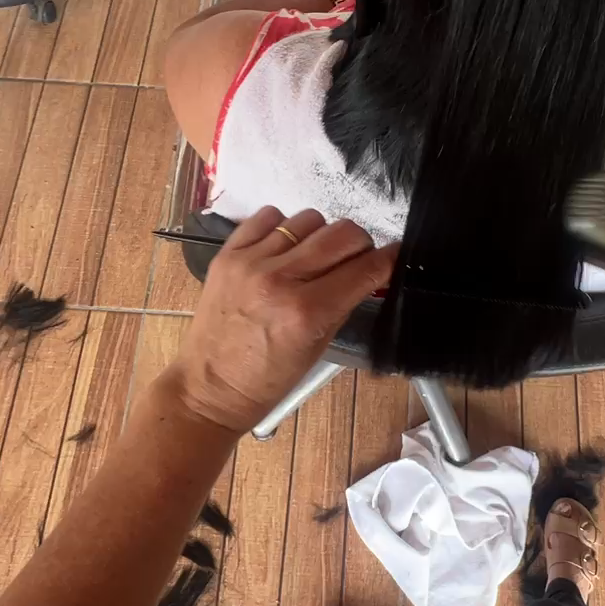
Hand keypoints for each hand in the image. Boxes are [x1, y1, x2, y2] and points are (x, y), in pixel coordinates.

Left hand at [166, 208, 397, 432]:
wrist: (210, 388)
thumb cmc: (267, 380)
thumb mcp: (319, 348)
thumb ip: (344, 303)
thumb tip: (369, 272)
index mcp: (306, 313)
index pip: (364, 268)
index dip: (388, 260)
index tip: (395, 256)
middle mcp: (279, 280)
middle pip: (342, 233)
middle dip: (361, 244)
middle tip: (358, 258)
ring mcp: (250, 263)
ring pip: (309, 219)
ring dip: (322, 235)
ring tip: (316, 257)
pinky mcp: (227, 254)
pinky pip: (268, 217)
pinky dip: (284, 228)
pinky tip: (285, 250)